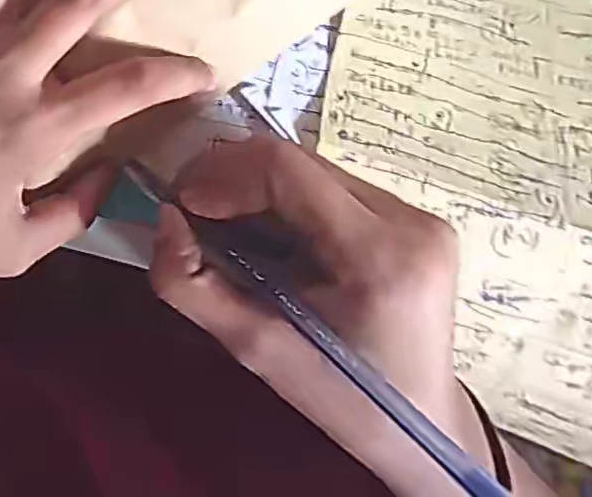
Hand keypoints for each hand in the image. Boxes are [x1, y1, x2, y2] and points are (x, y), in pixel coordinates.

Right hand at [150, 138, 498, 495]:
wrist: (425, 432)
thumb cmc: (342, 399)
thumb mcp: (256, 350)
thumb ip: (192, 286)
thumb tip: (165, 217)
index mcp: (380, 255)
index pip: (287, 168)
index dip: (223, 172)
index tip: (184, 201)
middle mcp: (408, 218)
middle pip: (295, 160)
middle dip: (232, 176)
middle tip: (193, 207)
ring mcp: (415, 212)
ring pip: (308, 165)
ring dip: (255, 184)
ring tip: (227, 220)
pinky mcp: (411, 213)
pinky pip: (325, 181)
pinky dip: (283, 195)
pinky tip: (270, 229)